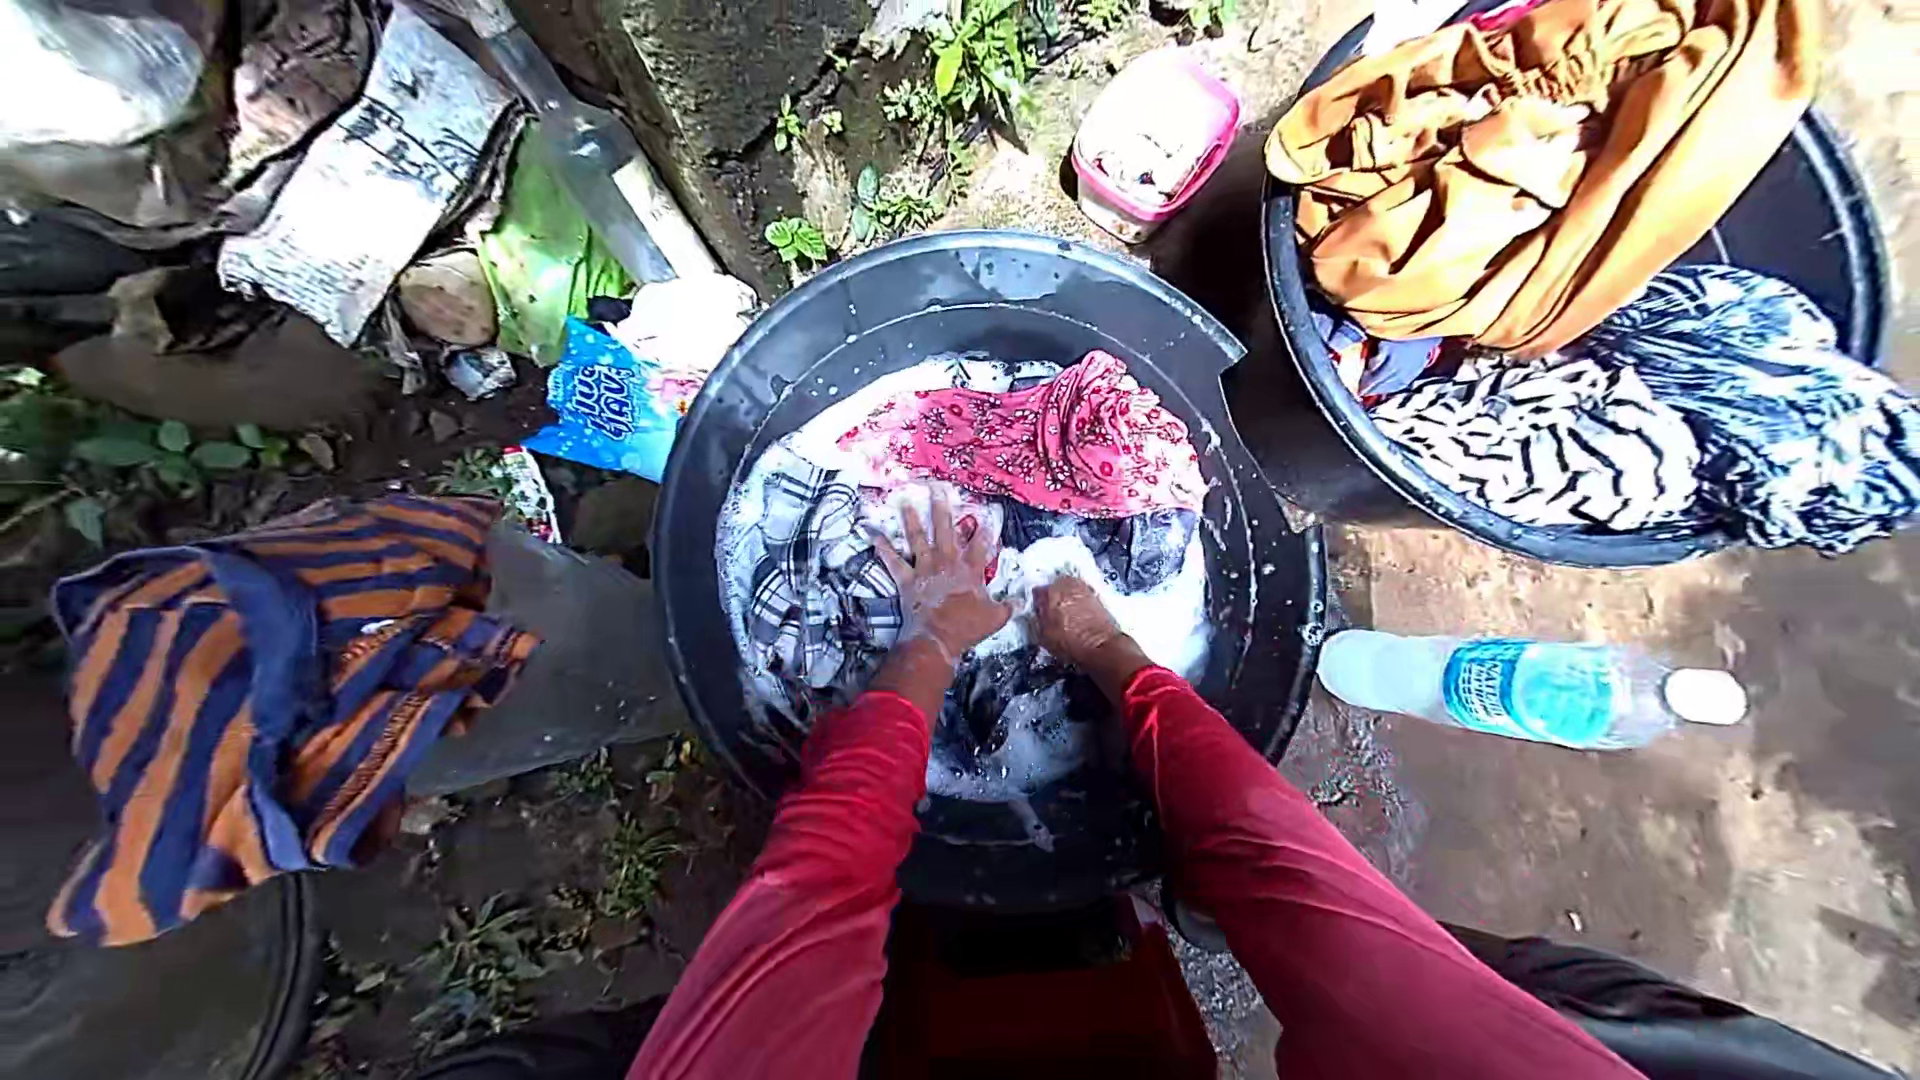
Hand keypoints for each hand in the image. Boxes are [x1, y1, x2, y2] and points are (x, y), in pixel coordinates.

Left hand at [873, 486, 1010, 667]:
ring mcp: (925, 569)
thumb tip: (1021, 601)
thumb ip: (1008, 607)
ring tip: (906, 502)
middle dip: (942, 508)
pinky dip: (884, 549)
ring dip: (911, 520)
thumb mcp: (995, 618)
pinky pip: (894, 562)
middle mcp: (946, 562)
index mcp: (970, 570)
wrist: (936, 639)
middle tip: (937, 489)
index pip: (980, 544)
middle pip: (945, 530)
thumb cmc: (967, 628)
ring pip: (917, 539)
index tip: (986, 515)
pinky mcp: (907, 579)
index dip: (984, 530)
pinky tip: (875, 536)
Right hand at [1034, 576, 1151, 703]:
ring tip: (1068, 616)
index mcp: (1048, 592)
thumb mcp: (1043, 635)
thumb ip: (1038, 619)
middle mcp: (1066, 585)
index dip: (1037, 605)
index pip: (1037, 593)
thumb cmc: (1071, 642)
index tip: (1039, 613)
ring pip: (1070, 591)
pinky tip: (1080, 617)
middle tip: (1053, 614)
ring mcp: (1083, 588)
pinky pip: (1083, 597)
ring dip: (1068, 600)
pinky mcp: (1097, 596)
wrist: (1100, 647)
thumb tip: (1038, 615)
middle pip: (1054, 587)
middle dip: (1053, 598)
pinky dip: (1080, 604)